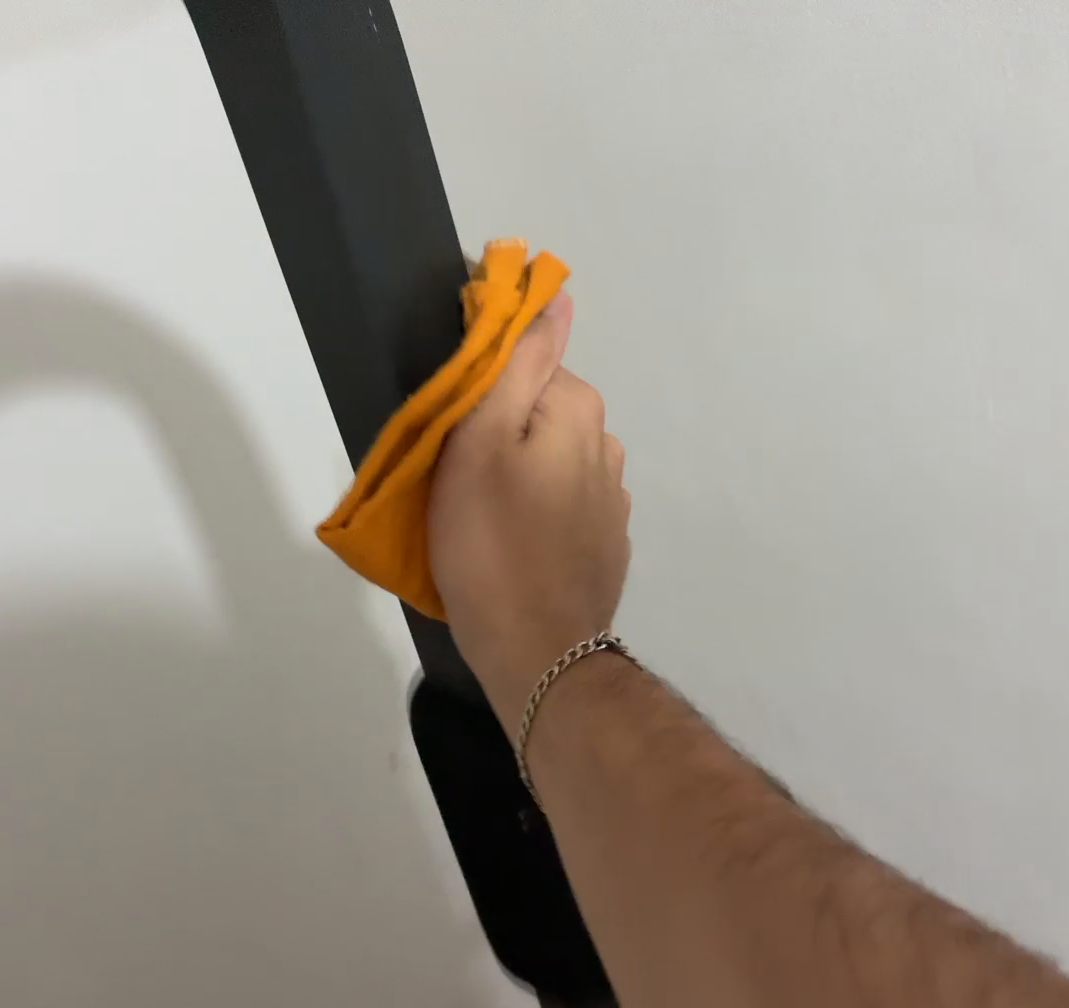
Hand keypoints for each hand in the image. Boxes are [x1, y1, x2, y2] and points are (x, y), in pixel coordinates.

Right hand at [429, 294, 630, 733]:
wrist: (536, 649)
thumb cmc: (490, 542)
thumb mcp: (483, 440)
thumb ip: (519, 364)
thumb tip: (557, 297)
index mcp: (579, 412)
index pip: (530, 364)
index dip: (486, 389)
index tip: (455, 429)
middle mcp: (606, 448)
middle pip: (542, 414)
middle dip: (503, 433)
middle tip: (460, 480)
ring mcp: (612, 501)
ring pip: (554, 461)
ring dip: (523, 474)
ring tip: (485, 518)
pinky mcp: (607, 542)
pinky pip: (566, 505)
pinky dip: (541, 512)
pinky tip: (519, 544)